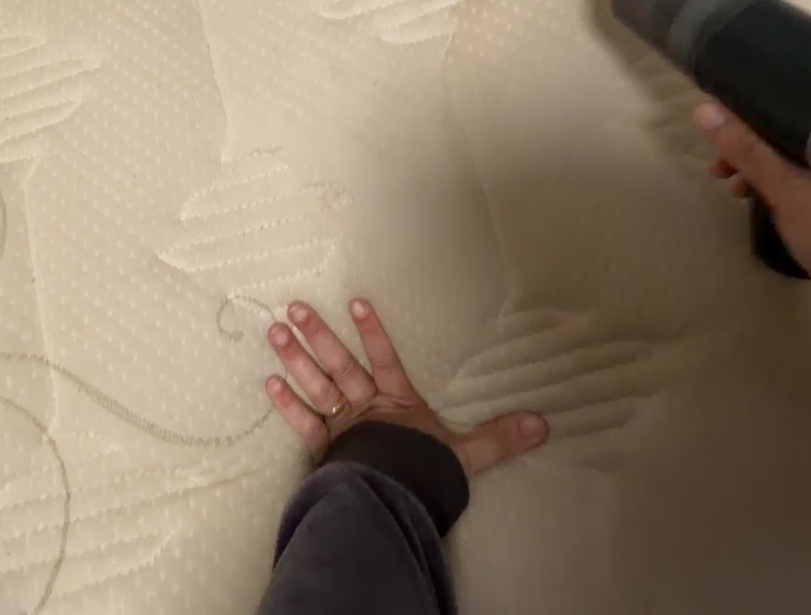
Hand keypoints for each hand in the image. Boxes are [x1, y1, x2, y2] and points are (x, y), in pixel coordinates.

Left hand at [263, 298, 549, 475]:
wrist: (397, 510)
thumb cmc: (428, 477)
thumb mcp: (466, 456)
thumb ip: (498, 438)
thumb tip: (542, 424)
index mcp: (398, 402)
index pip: (385, 358)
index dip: (372, 330)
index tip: (355, 301)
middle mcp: (366, 406)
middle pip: (340, 363)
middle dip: (318, 334)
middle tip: (293, 306)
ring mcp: (342, 425)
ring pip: (317, 384)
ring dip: (295, 357)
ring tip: (274, 331)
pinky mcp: (325, 447)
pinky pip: (303, 422)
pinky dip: (287, 403)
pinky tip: (268, 382)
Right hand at [694, 101, 810, 336]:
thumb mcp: (790, 194)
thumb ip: (748, 151)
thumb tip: (704, 109)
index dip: (764, 104)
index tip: (729, 121)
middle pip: (807, 125)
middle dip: (757, 141)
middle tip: (722, 161)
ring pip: (810, 152)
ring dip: (768, 163)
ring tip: (732, 185)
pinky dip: (789, 180)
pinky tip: (760, 196)